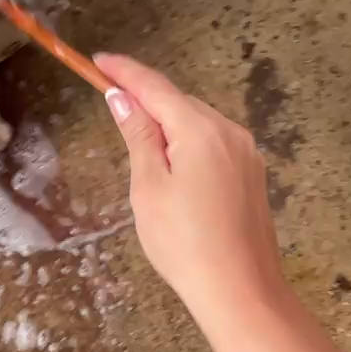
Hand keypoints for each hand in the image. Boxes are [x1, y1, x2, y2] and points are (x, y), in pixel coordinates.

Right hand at [94, 54, 286, 327]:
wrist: (242, 291)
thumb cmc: (184, 243)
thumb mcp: (149, 188)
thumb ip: (138, 136)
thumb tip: (123, 98)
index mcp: (201, 129)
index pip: (155, 86)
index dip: (125, 71)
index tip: (98, 60)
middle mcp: (229, 130)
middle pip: (179, 102)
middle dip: (146, 99)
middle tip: (111, 101)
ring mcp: (246, 151)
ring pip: (198, 122)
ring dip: (168, 121)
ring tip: (139, 141)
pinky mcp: (252, 172)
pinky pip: (214, 142)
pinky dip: (189, 140)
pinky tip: (175, 163)